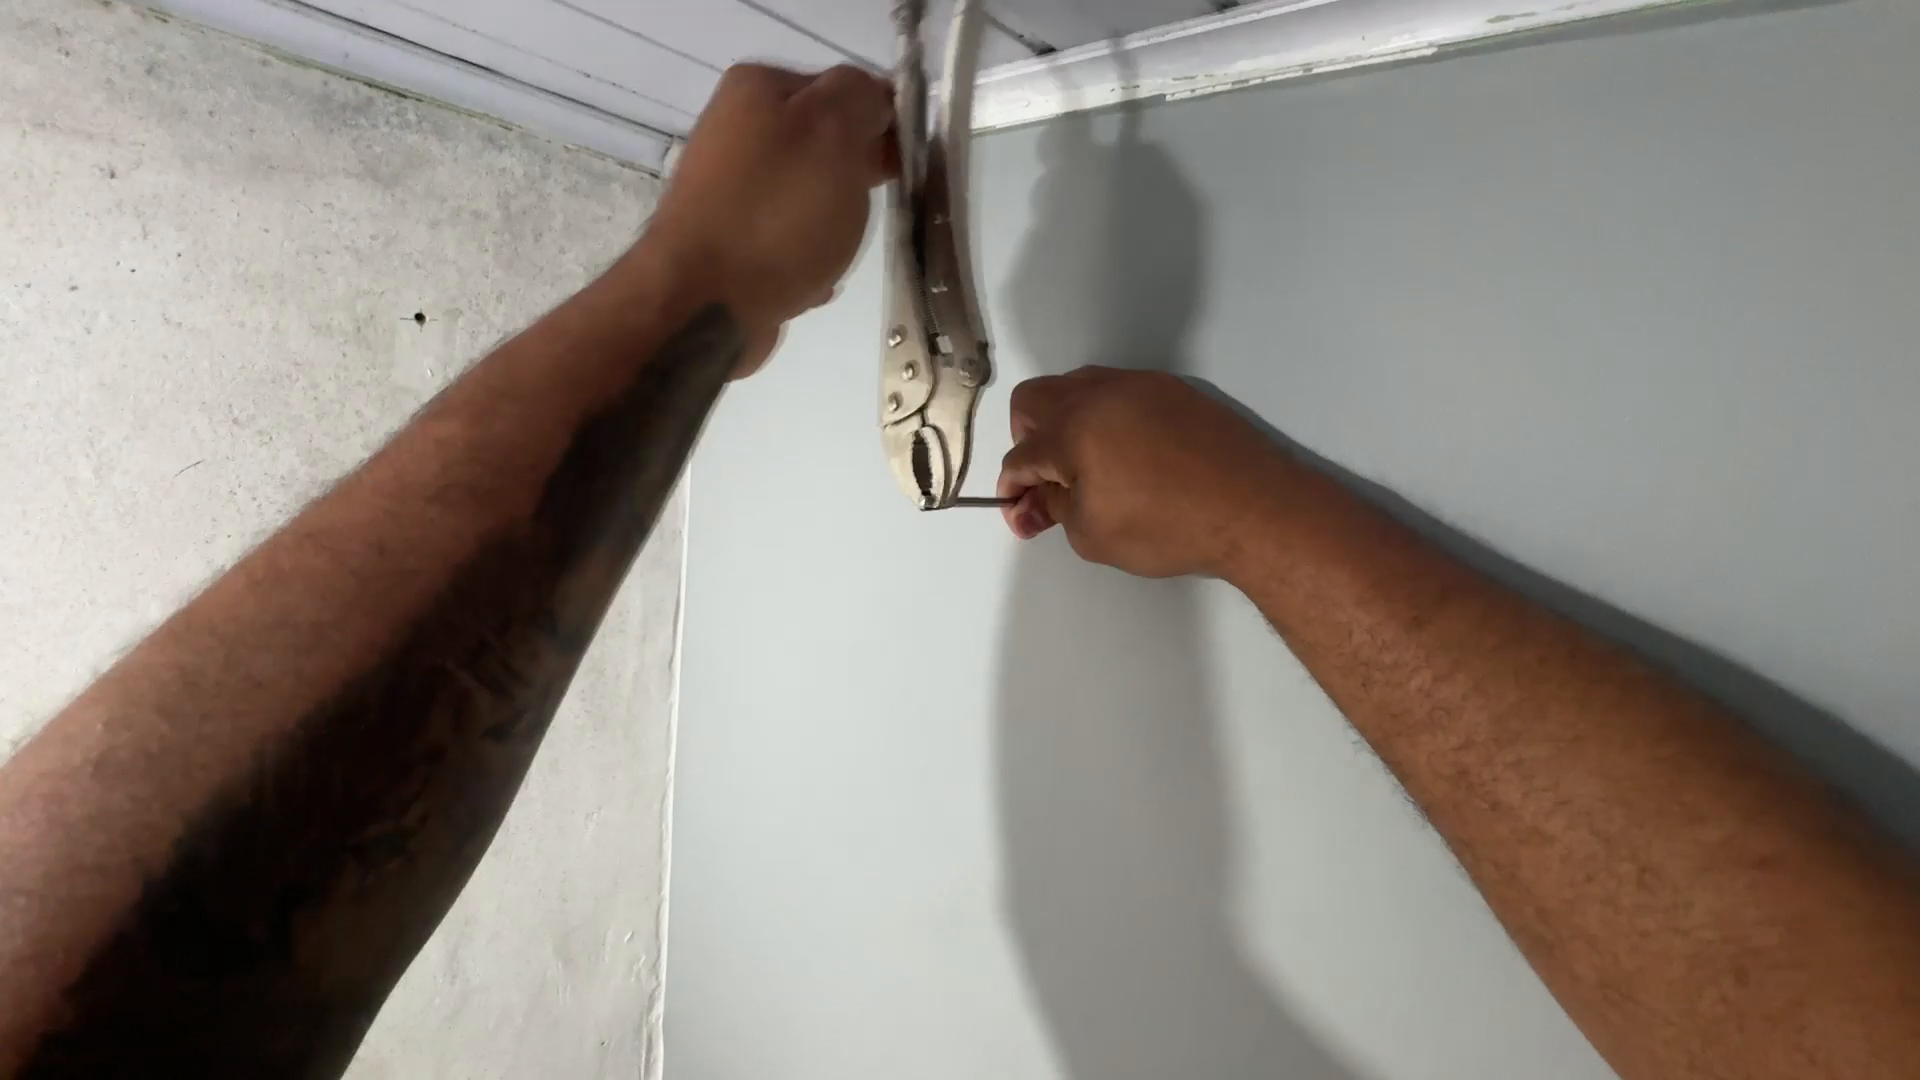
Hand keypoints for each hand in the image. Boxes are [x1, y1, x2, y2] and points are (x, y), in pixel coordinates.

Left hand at [629, 63, 896, 374]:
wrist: (708, 305)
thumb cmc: (778, 215)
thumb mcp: (834, 133)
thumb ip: (861, 98)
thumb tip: (871, 101)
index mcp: (758, 90)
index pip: (842, 90)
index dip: (882, 125)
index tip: (903, 167)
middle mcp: (735, 133)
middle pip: (823, 148)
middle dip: (854, 181)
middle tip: (871, 211)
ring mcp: (727, 193)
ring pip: (807, 200)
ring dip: (832, 226)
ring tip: (837, 252)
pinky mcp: (728, 247)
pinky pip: (787, 244)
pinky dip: (806, 260)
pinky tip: (813, 281)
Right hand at [997, 367, 1294, 578]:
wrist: (1255, 510)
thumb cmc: (1167, 529)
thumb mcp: (1092, 534)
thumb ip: (1052, 510)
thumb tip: (1030, 502)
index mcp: (1073, 429)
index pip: (1020, 454)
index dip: (1012, 488)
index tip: (1022, 514)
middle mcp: (1099, 394)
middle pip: (1034, 401)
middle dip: (1027, 440)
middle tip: (1048, 479)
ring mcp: (1138, 386)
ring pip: (1076, 387)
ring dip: (1064, 422)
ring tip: (1086, 466)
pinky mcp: (1172, 389)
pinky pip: (1119, 392)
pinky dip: (1105, 418)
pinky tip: (1128, 454)